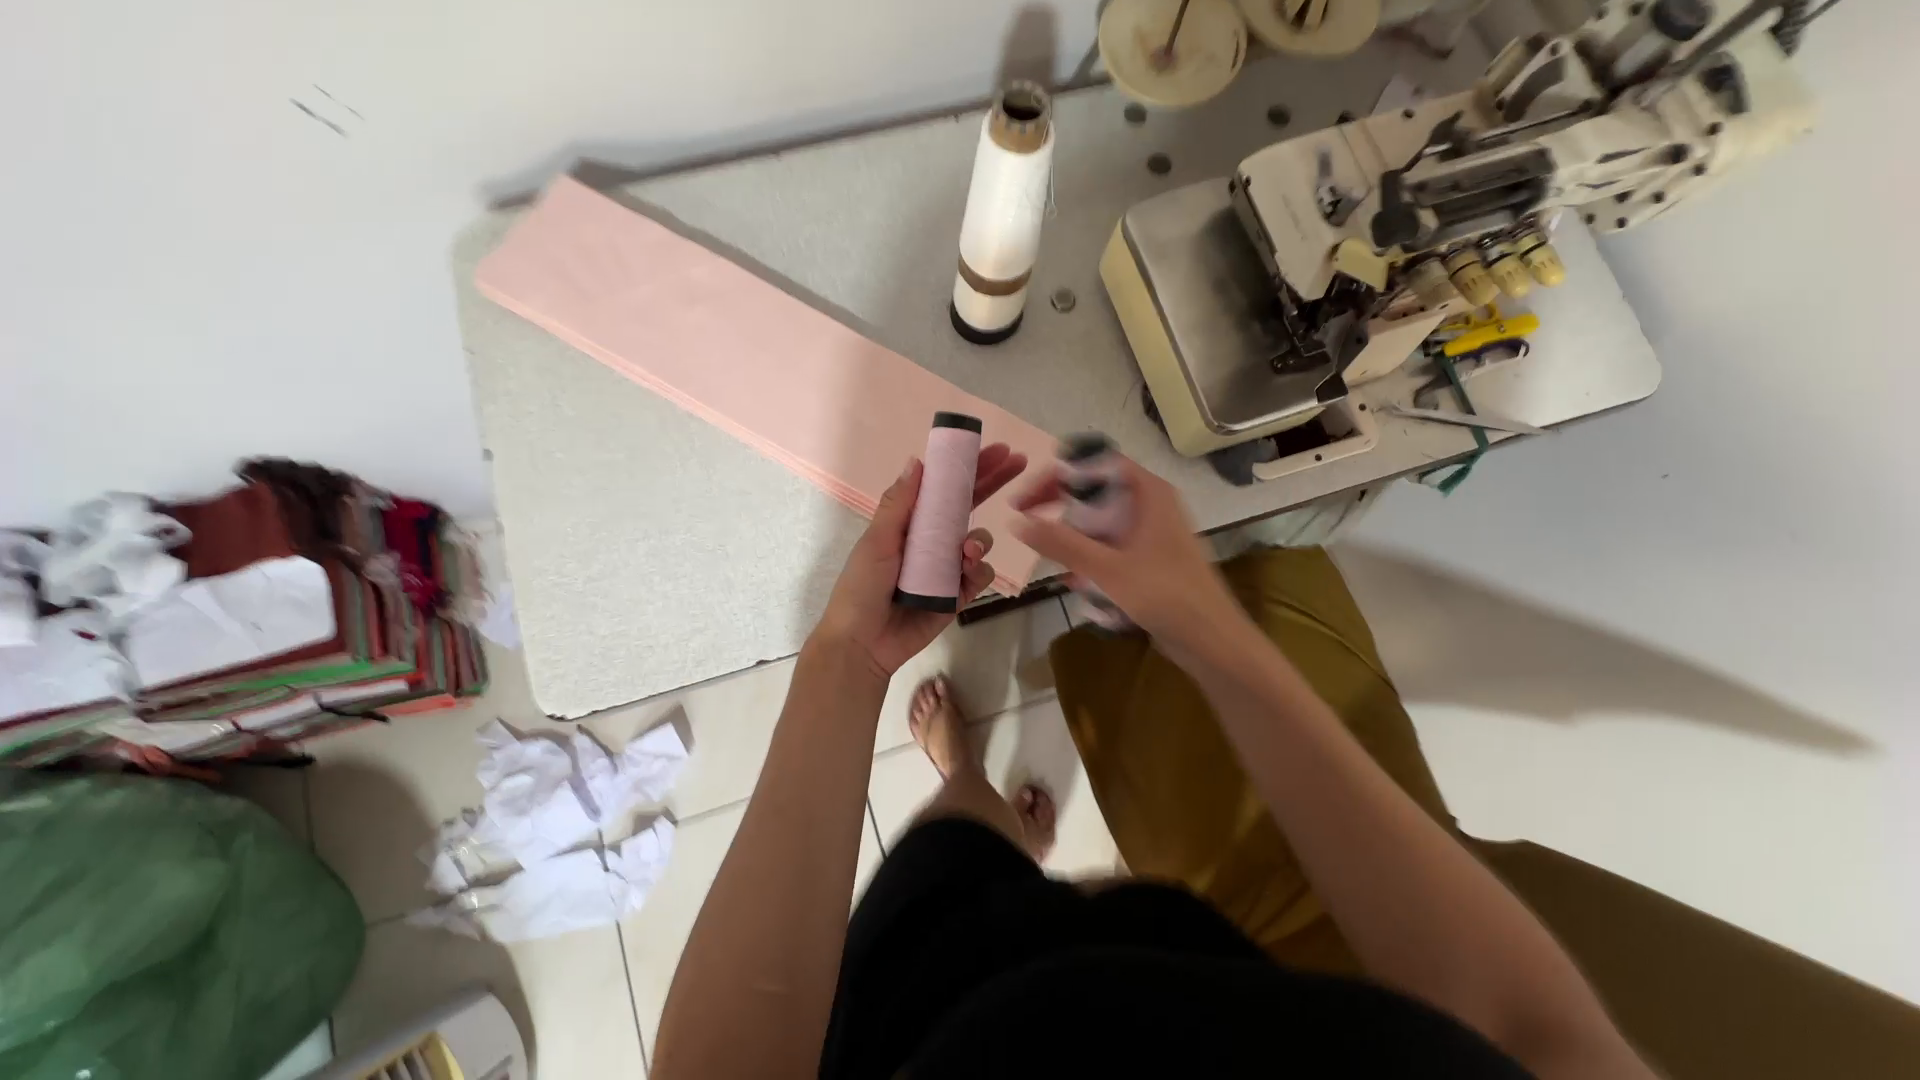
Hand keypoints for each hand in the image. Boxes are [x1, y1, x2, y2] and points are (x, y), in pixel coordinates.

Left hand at [815, 444, 1028, 677]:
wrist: (863, 643)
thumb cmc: (861, 588)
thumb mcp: (876, 541)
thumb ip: (899, 504)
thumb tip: (918, 461)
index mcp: (911, 523)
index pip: (944, 489)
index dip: (968, 467)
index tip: (994, 448)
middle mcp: (932, 541)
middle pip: (969, 506)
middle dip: (993, 483)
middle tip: (1017, 463)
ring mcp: (947, 568)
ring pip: (979, 542)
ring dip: (979, 540)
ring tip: (967, 553)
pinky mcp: (958, 595)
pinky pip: (981, 576)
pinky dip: (979, 571)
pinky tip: (966, 573)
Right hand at [1010, 452, 1243, 650]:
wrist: (1211, 640)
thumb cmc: (1164, 595)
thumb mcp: (1107, 568)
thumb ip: (1061, 543)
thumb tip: (1017, 523)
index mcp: (1149, 491)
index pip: (1095, 463)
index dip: (1058, 474)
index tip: (1027, 498)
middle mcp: (1152, 504)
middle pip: (1096, 493)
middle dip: (1062, 511)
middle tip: (1029, 526)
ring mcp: (1153, 532)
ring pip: (1101, 524)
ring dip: (1076, 540)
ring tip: (1056, 563)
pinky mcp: (1151, 559)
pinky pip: (1112, 549)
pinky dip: (1093, 560)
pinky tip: (1079, 584)